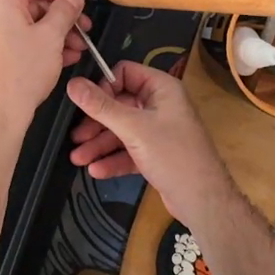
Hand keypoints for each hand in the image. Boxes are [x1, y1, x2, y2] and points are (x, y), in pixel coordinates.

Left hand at [0, 0, 90, 131]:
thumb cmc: (21, 74)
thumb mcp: (52, 36)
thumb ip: (65, 11)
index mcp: (1, 2)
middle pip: (30, 3)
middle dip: (60, 14)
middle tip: (82, 28)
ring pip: (27, 25)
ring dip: (54, 33)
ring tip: (77, 48)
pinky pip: (19, 42)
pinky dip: (40, 46)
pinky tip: (62, 59)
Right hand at [67, 62, 234, 226]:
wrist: (203, 202)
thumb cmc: (172, 155)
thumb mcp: (133, 128)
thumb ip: (101, 107)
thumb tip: (72, 83)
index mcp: (161, 88)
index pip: (125, 73)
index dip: (104, 86)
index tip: (87, 104)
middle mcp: (160, 105)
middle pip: (119, 105)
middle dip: (96, 123)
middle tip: (75, 136)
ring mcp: (158, 131)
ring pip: (122, 130)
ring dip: (100, 144)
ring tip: (77, 158)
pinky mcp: (156, 154)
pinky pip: (129, 150)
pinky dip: (113, 158)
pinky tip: (96, 170)